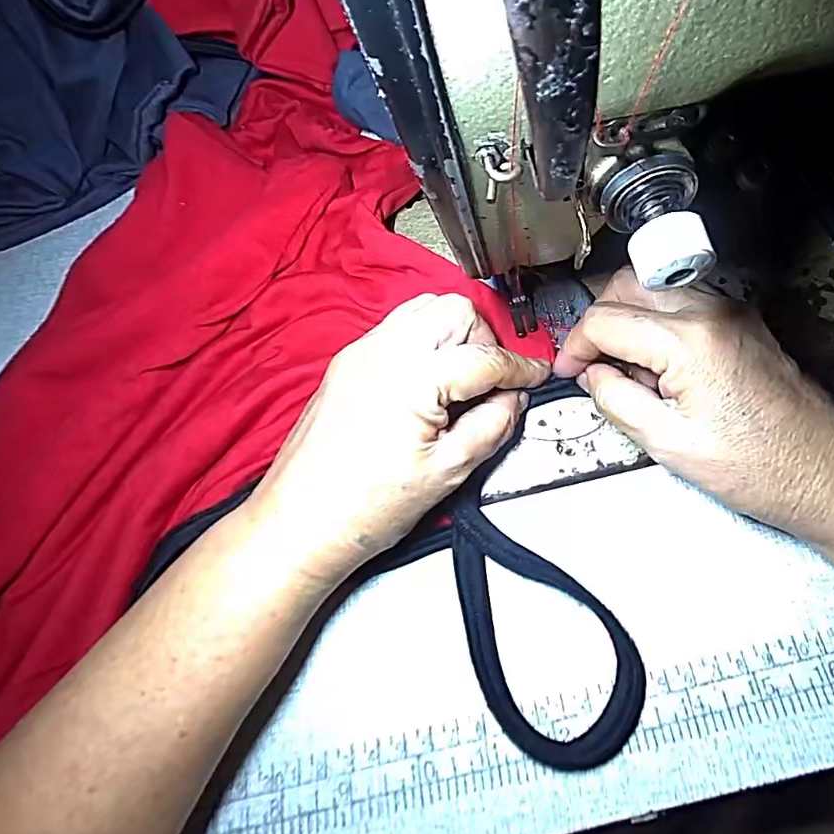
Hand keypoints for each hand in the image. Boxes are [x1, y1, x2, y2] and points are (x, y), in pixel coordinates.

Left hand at [247, 293, 550, 584]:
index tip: (534, 376)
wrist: (299, 523)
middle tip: (492, 380)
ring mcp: (361, 353)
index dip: (520, 368)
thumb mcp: (448, 471)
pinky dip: (424, 342)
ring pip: (425, 310)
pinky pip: (398, 328)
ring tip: (462, 379)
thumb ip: (492, 426)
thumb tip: (512, 400)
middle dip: (484, 339)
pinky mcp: (347, 363)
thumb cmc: (359, 508)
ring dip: (453, 334)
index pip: (485, 357)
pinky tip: (429, 382)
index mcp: (412, 376)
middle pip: (456, 311)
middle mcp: (383, 351)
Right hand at [553, 269, 833, 541]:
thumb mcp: (670, 444)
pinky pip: (682, 307)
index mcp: (691, 342)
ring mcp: (731, 314)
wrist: (826, 474)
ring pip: (654, 291)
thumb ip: (618, 401)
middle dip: (598, 321)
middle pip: (626, 287)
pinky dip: (656, 326)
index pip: (606, 320)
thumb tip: (594, 378)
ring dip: (627, 321)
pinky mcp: (741, 324)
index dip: (575, 345)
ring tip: (630, 373)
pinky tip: (660, 370)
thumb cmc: (766, 467)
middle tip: (590, 363)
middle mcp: (713, 314)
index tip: (570, 369)